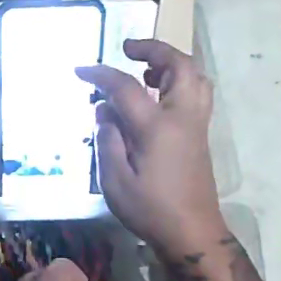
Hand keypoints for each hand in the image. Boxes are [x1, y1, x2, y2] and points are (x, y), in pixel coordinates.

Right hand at [76, 40, 224, 254]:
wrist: (192, 232)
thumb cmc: (150, 209)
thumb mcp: (115, 180)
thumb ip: (107, 139)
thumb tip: (104, 111)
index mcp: (157, 126)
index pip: (126, 87)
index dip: (101, 74)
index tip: (80, 70)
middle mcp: (182, 116)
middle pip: (178, 65)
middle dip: (154, 49)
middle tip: (129, 48)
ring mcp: (196, 124)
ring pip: (194, 76)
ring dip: (171, 63)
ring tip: (146, 70)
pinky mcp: (200, 134)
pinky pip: (196, 92)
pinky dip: (179, 80)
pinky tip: (157, 94)